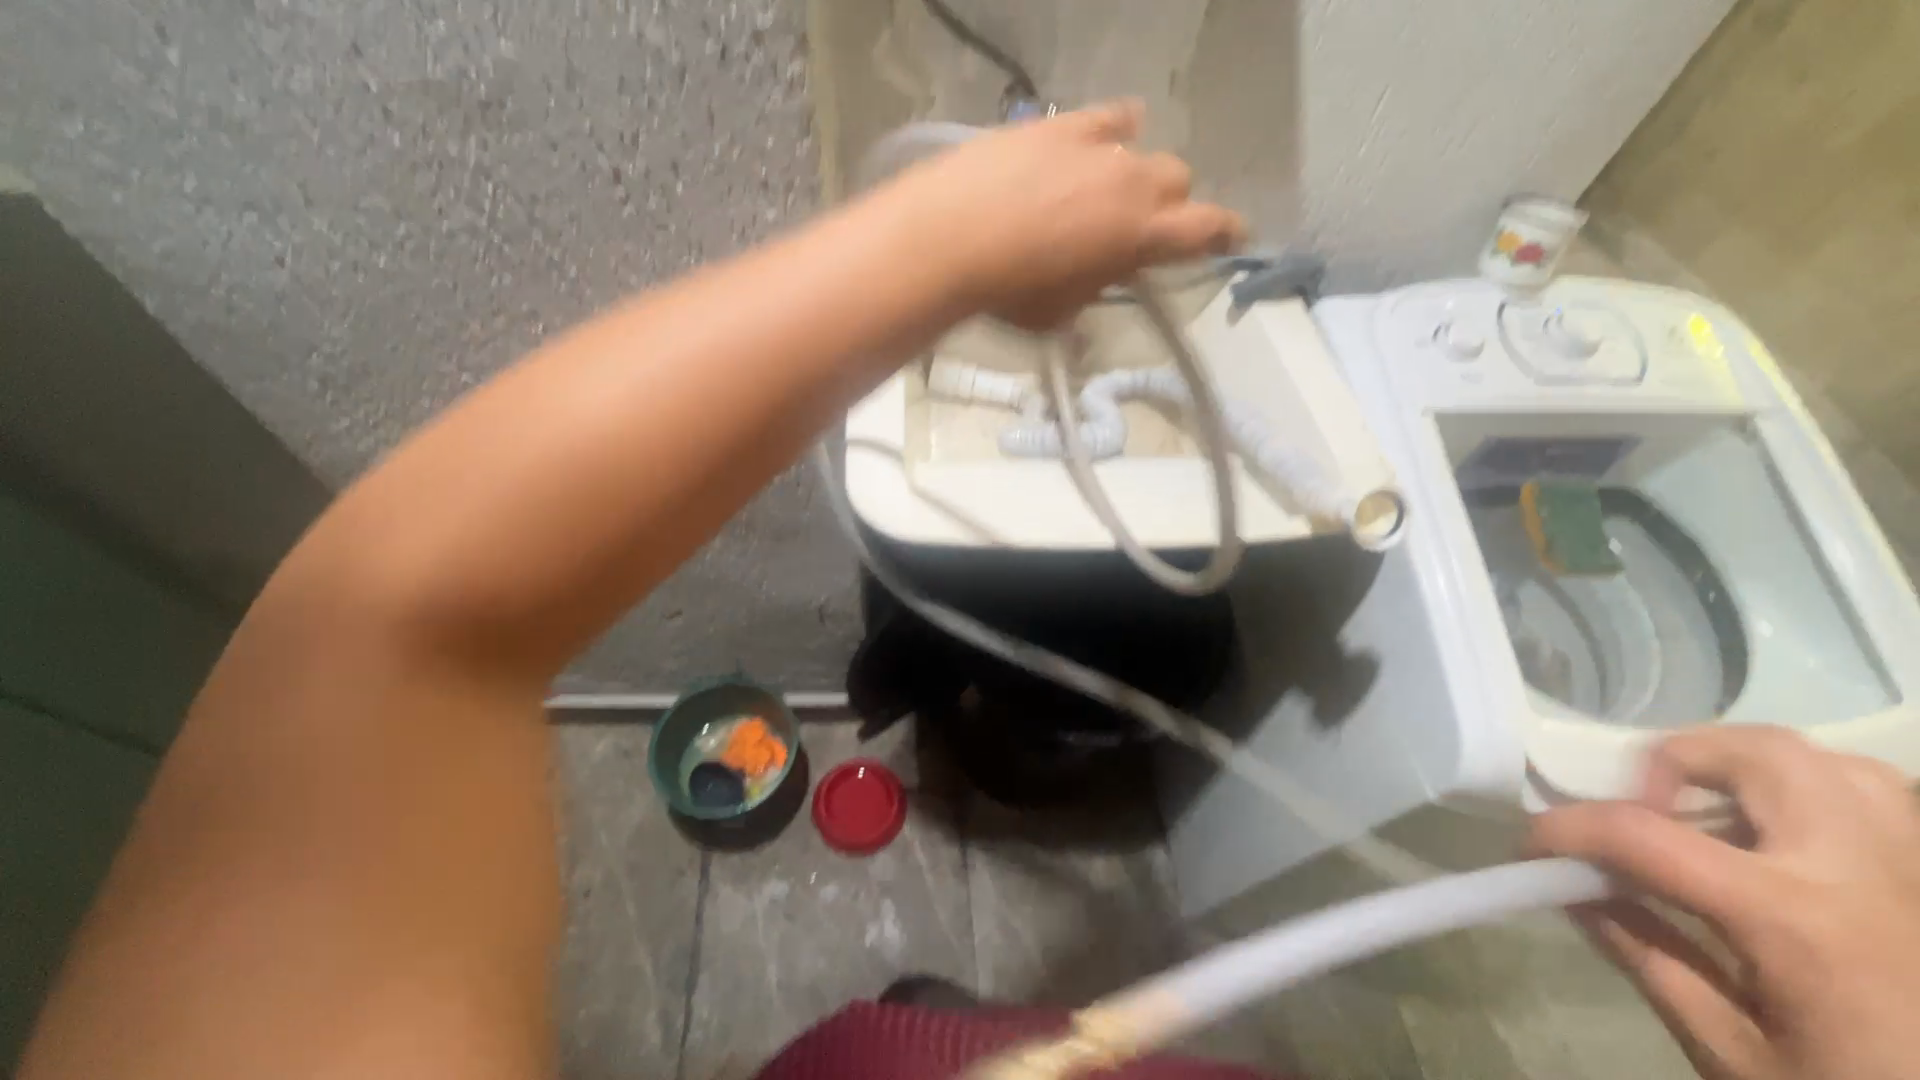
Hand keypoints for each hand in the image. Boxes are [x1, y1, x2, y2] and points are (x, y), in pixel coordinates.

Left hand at [878, 100, 1245, 330]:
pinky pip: (1109, 116)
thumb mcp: (1059, 312)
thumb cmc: (1007, 293)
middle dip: (1169, 206)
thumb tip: (1102, 276)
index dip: (1225, 233)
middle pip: (1177, 182)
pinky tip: (1109, 136)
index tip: (1231, 238)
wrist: (949, 238)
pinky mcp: (1061, 126)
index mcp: (1142, 235)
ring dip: (1137, 173)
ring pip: (1144, 150)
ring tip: (1113, 190)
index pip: (1207, 228)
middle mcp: (1133, 183)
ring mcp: (1098, 147)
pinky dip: (1117, 128)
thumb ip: (1094, 289)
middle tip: (1141, 229)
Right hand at [1530, 726, 1919, 1079]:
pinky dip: (1818, 793)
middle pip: (1757, 755)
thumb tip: (1571, 892)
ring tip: (1716, 816)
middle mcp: (1863, 871)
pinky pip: (1881, 796)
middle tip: (1641, 810)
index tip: (1530, 848)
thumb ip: (1646, 955)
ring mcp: (1918, 869)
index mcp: (1797, 922)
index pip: (1644, 835)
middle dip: (1673, 763)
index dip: (1565, 830)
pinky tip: (1786, 838)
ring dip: (1752, 771)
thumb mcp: (1731, 1051)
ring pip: (1829, 761)